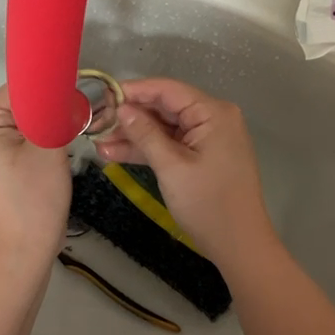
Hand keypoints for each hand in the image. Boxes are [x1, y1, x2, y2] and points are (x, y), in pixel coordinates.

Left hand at [0, 85, 70, 259]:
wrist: (26, 248)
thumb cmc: (34, 196)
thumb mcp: (48, 145)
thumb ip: (55, 110)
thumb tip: (67, 88)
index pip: (16, 90)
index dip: (47, 87)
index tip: (76, 89)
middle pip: (17, 106)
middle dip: (48, 107)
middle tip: (79, 111)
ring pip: (21, 124)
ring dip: (46, 125)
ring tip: (72, 127)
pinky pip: (19, 142)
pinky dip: (38, 140)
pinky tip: (58, 146)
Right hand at [93, 78, 276, 263]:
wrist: (239, 244)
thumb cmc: (208, 203)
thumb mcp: (171, 167)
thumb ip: (145, 134)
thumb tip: (122, 109)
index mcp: (212, 112)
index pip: (167, 90)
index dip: (133, 92)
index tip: (102, 97)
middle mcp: (212, 118)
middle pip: (164, 108)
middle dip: (130, 117)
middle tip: (96, 124)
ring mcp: (207, 138)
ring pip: (164, 128)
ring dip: (133, 136)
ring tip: (98, 143)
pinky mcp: (202, 156)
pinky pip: (170, 144)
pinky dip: (147, 149)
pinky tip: (115, 154)